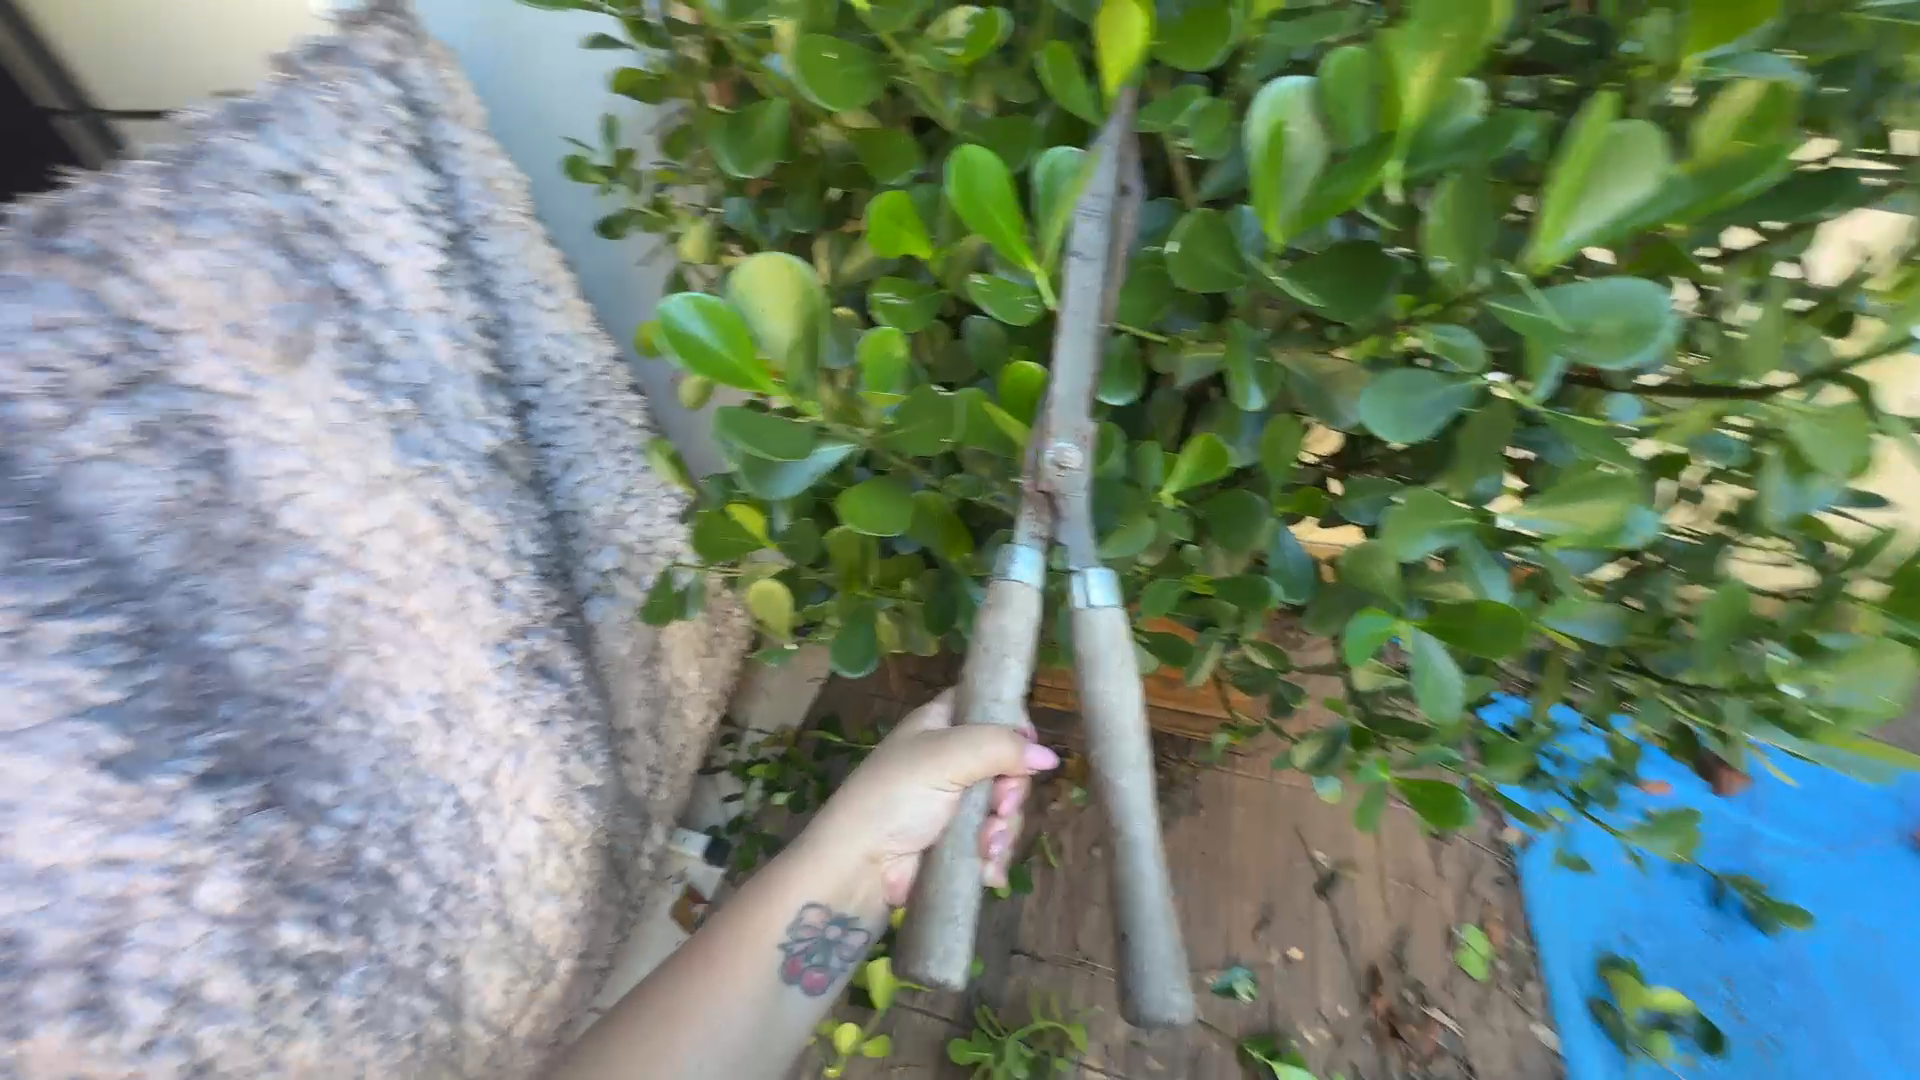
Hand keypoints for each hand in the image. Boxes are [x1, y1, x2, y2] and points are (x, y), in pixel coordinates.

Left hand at [809, 690, 1059, 906]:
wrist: (859, 867)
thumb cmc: (896, 796)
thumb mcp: (945, 758)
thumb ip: (999, 747)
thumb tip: (1049, 758)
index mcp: (941, 723)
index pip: (991, 707)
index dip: (1014, 726)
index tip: (1025, 751)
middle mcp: (951, 757)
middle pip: (1008, 761)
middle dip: (1011, 790)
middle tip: (1000, 807)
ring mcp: (956, 800)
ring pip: (1006, 805)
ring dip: (1003, 829)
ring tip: (985, 847)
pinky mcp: (959, 839)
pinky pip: (996, 839)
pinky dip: (995, 854)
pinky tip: (985, 868)